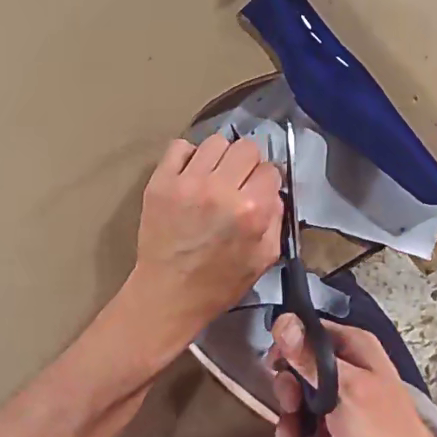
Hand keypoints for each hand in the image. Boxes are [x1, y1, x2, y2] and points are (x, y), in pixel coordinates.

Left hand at [124, 135, 281, 337]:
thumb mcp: (265, 257)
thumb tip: (272, 189)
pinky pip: (179, 146)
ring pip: (215, 141)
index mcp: (251, 210)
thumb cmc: (220, 282)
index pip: (270, 169)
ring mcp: (188, 183)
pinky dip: (188, 156)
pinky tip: (190, 175)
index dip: (266, 180)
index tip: (258, 190)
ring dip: (219, 157)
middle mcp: (221, 189)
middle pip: (246, 147)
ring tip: (213, 176)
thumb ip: (276, 218)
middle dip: (247, 163)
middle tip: (238, 181)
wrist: (169, 294)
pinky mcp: (161, 182)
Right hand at [269, 313, 436, 436]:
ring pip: (308, 401)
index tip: (273, 368)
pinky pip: (319, 428)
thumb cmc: (380, 433)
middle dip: (291, 394)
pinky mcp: (348, 427)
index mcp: (355, 346)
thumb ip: (309, 358)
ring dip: (296, 424)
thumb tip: (283, 319)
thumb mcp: (341, 390)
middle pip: (304, 368)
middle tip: (288, 411)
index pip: (311, 332)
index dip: (288, 348)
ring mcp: (351, 398)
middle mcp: (353, 366)